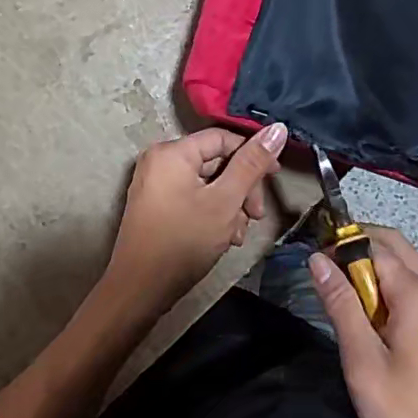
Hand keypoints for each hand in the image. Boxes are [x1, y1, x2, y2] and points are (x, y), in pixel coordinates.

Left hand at [108, 123, 289, 305]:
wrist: (140, 289)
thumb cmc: (183, 241)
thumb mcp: (225, 201)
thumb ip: (252, 164)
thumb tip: (277, 129)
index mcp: (172, 152)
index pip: (223, 138)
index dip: (253, 155)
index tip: (274, 178)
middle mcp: (160, 160)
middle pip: (216, 161)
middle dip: (241, 189)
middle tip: (255, 216)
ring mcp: (156, 184)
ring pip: (207, 183)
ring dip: (229, 206)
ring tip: (235, 235)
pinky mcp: (156, 205)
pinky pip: (192, 197)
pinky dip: (211, 213)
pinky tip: (222, 238)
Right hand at [309, 228, 417, 417]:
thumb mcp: (364, 365)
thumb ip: (341, 306)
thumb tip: (317, 260)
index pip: (373, 245)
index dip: (340, 246)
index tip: (315, 265)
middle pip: (395, 245)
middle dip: (358, 248)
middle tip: (328, 278)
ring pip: (408, 265)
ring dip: (375, 269)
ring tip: (347, 301)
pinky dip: (394, 288)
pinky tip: (377, 321)